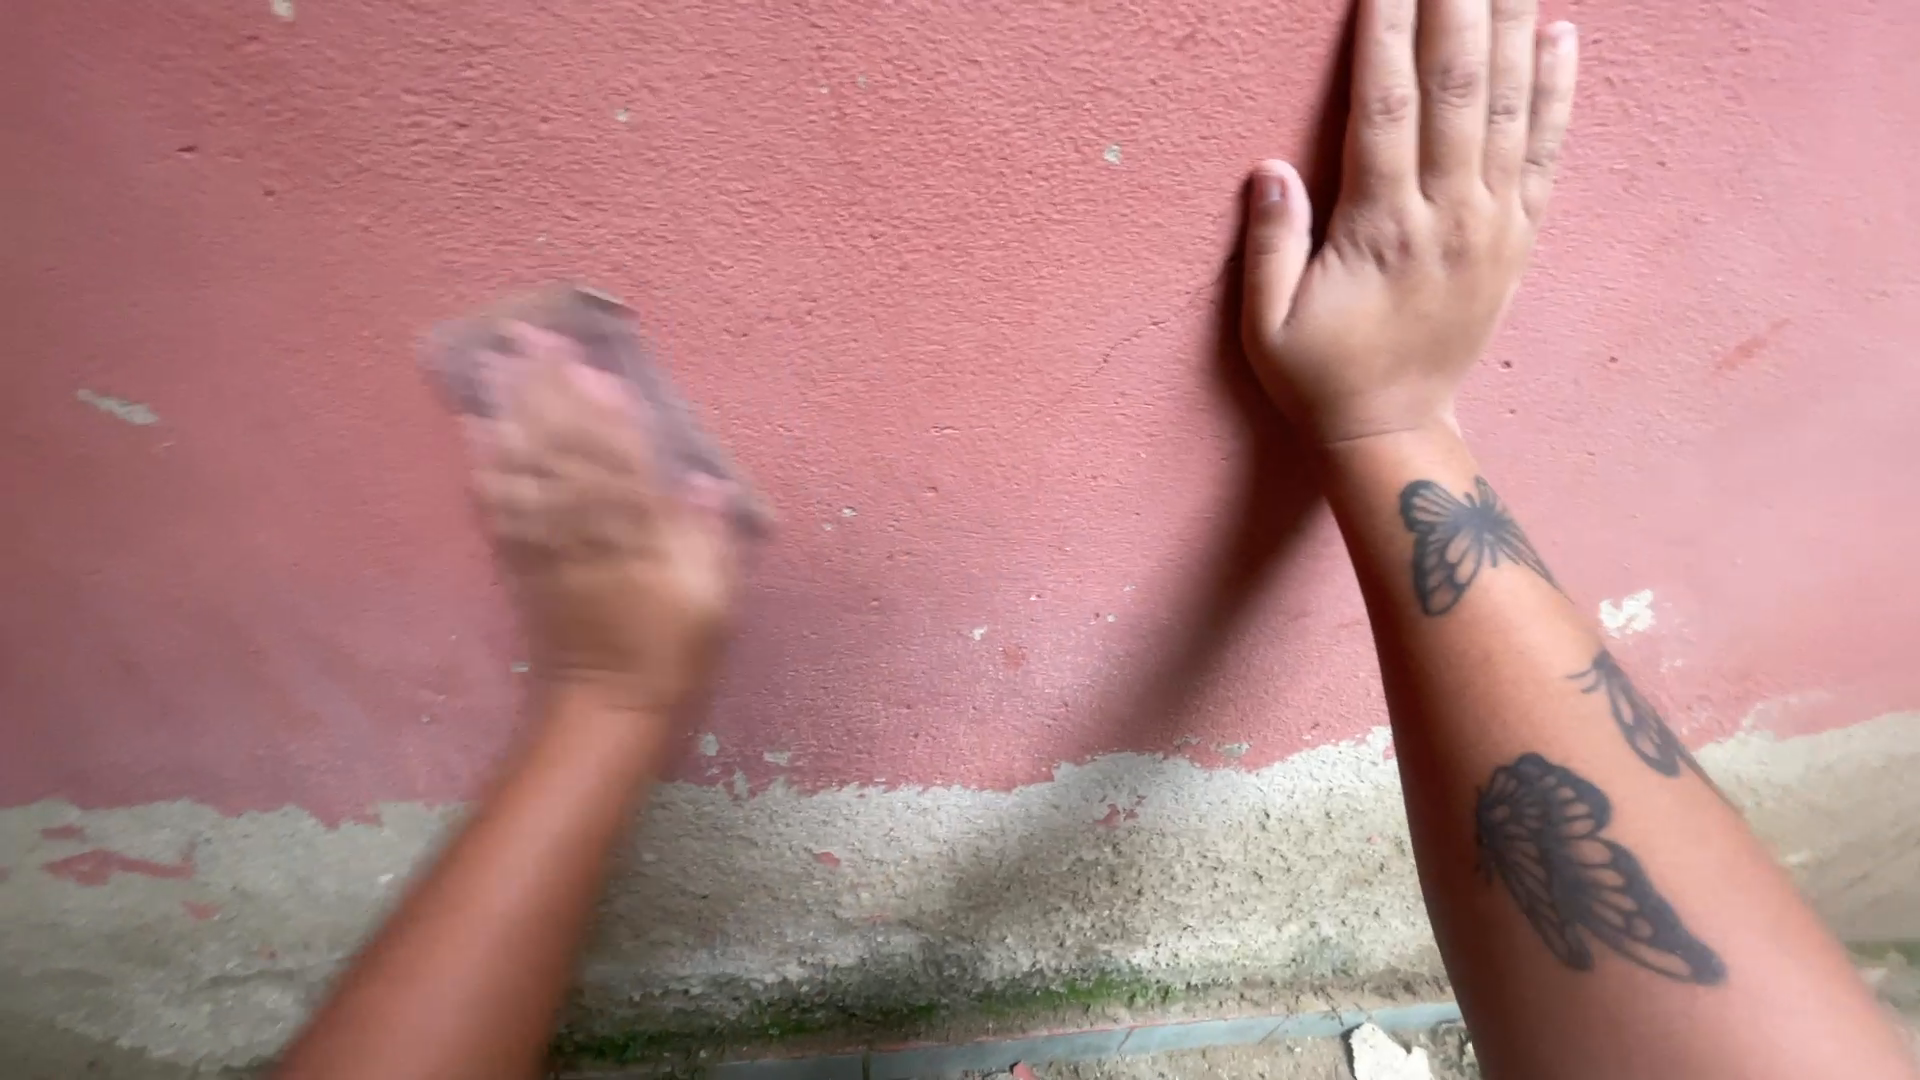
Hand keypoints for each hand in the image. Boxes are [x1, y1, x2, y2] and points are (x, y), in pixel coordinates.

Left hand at [468, 324, 738, 715]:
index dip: (603, 413)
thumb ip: (709, 538)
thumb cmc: (674, 648)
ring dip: (509, 414)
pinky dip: (487, 465)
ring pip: (524, 470)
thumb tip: (703, 479)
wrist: (609, 705)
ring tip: (495, 364)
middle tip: (528, 337)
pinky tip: (476, 429)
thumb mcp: (714, 598)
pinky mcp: (522, 563)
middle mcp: (585, 534)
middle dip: (545, 393)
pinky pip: (499, 507)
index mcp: (637, 539)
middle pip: (562, 452)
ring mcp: (546, 547)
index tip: (591, 365)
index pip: (619, 462)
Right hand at [1240, 0, 1578, 444]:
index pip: (1383, 110)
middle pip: (1456, 86)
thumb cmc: (1318, 378)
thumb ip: (1270, 248)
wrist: (1391, 428)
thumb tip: (1269, 171)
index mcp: (1379, 232)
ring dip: (1510, 21)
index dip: (1384, 33)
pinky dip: (1559, 88)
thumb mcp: (1267, 328)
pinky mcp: (1516, 239)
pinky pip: (1546, 151)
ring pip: (1510, 103)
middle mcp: (1446, 216)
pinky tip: (1560, 33)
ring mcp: (1491, 225)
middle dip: (1455, 1)